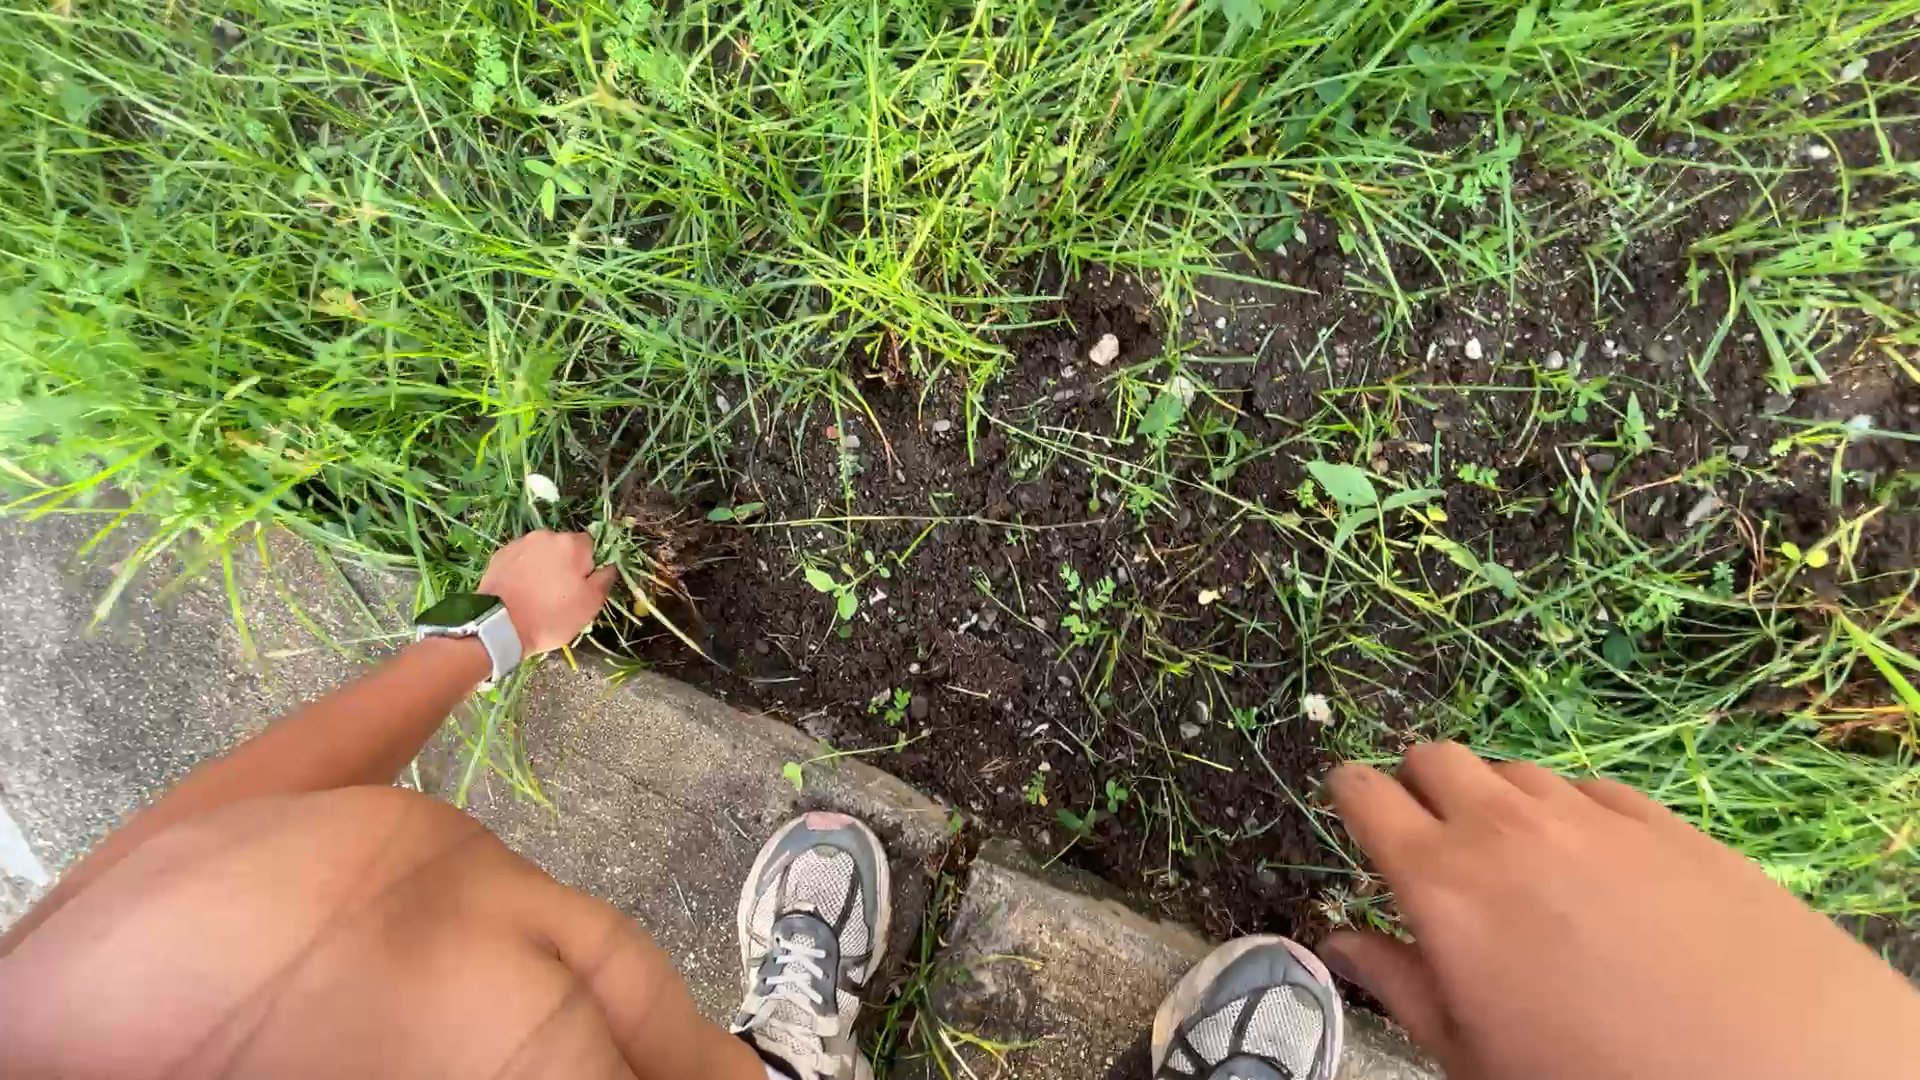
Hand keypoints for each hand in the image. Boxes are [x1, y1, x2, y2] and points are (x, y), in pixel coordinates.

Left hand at [476, 530, 615, 654]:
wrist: (498, 626)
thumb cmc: (552, 615)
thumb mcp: (591, 603)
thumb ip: (605, 578)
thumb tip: (609, 566)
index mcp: (572, 544)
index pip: (591, 545)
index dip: (590, 564)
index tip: (584, 584)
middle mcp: (545, 536)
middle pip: (565, 546)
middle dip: (566, 563)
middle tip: (562, 591)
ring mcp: (519, 544)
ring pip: (542, 552)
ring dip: (545, 565)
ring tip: (539, 592)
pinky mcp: (499, 556)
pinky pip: (522, 559)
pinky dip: (525, 570)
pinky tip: (522, 590)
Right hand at [1322, 742, 1919, 1079]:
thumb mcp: (1476, 1058)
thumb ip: (1397, 984)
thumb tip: (1337, 943)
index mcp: (1439, 877)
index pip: (1361, 788)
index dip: (1350, 796)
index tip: (1360, 818)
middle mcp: (1503, 826)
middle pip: (1432, 757)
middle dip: (1421, 787)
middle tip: (1444, 844)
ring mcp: (1589, 818)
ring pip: (1510, 769)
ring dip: (1499, 802)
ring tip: (1534, 865)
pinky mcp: (1668, 825)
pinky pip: (1591, 790)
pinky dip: (1576, 816)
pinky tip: (1610, 874)